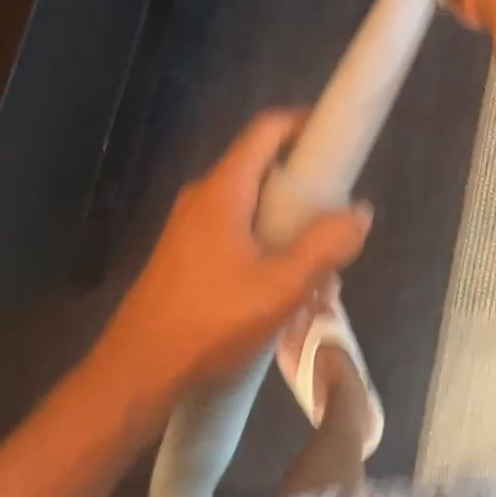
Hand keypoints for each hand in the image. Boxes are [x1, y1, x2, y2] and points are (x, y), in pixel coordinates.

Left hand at [94, 110, 371, 399]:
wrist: (135, 374)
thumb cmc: (209, 321)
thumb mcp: (280, 287)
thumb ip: (325, 246)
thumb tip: (361, 213)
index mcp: (224, 189)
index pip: (267, 129)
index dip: (305, 122)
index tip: (338, 137)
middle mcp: (204, 196)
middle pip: (263, 166)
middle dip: (305, 185)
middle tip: (337, 214)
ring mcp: (190, 226)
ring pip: (251, 203)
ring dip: (287, 222)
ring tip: (317, 262)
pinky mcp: (185, 255)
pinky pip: (236, 229)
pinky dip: (266, 242)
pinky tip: (282, 287)